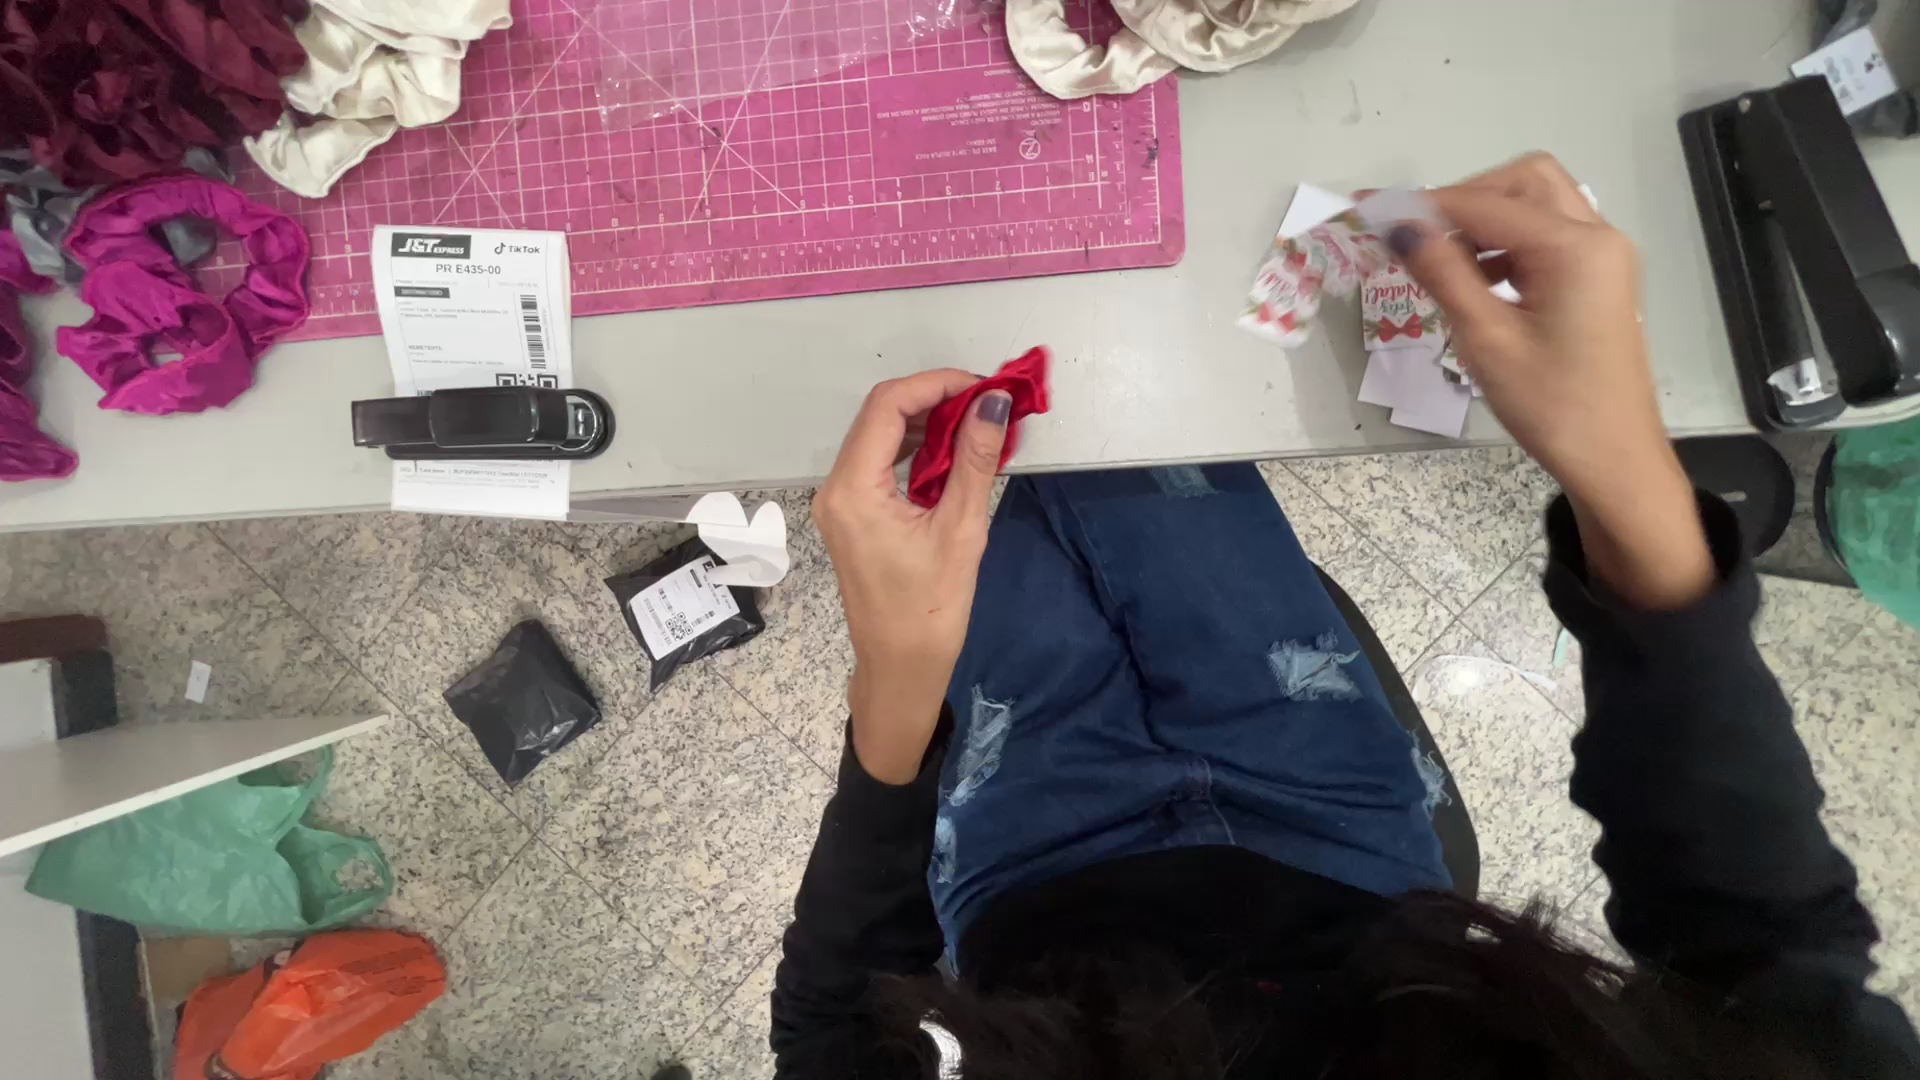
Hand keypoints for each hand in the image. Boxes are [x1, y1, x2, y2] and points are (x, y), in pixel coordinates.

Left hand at [813, 370, 1010, 781]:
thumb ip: (974, 459)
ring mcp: (839, 502)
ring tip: (976, 424)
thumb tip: (994, 403)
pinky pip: (879, 464)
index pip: (887, 406)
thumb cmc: (931, 609)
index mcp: (853, 490)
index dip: (936, 385)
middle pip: (879, 416)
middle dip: (933, 400)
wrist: (901, 667)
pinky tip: (951, 453)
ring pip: (879, 437)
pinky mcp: (852, 514)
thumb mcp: (960, 530)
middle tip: (986, 404)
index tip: (983, 387)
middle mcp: (835, 488)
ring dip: (926, 423)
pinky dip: (914, 450)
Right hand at [1393, 153, 1712, 607]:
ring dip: (1481, 219)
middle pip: (1524, 182)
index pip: (1487, 205)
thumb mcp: (1484, 337)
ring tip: (1434, 260)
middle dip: (1462, 197)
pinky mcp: (1592, 278)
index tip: (1369, 207)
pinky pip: (1542, 238)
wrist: (1608, 451)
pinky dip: (1500, 243)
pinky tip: (1470, 279)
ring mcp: (1599, 256)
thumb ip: (1443, 275)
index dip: (1424, 204)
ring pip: (1536, 205)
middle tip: (1411, 235)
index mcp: (1574, 248)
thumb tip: (1400, 229)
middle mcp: (1595, 236)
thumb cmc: (1545, 401)